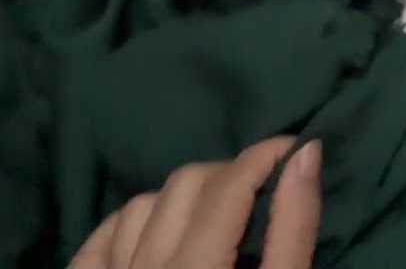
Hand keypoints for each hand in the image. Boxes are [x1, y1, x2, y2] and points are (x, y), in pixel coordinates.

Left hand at [69, 137, 321, 268]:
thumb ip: (294, 225)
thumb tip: (306, 151)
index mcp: (195, 267)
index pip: (231, 182)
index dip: (268, 152)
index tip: (297, 149)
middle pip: (188, 182)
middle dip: (231, 175)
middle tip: (258, 196)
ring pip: (141, 205)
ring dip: (181, 201)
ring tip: (210, 223)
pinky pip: (98, 238)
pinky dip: (129, 226)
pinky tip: (154, 238)